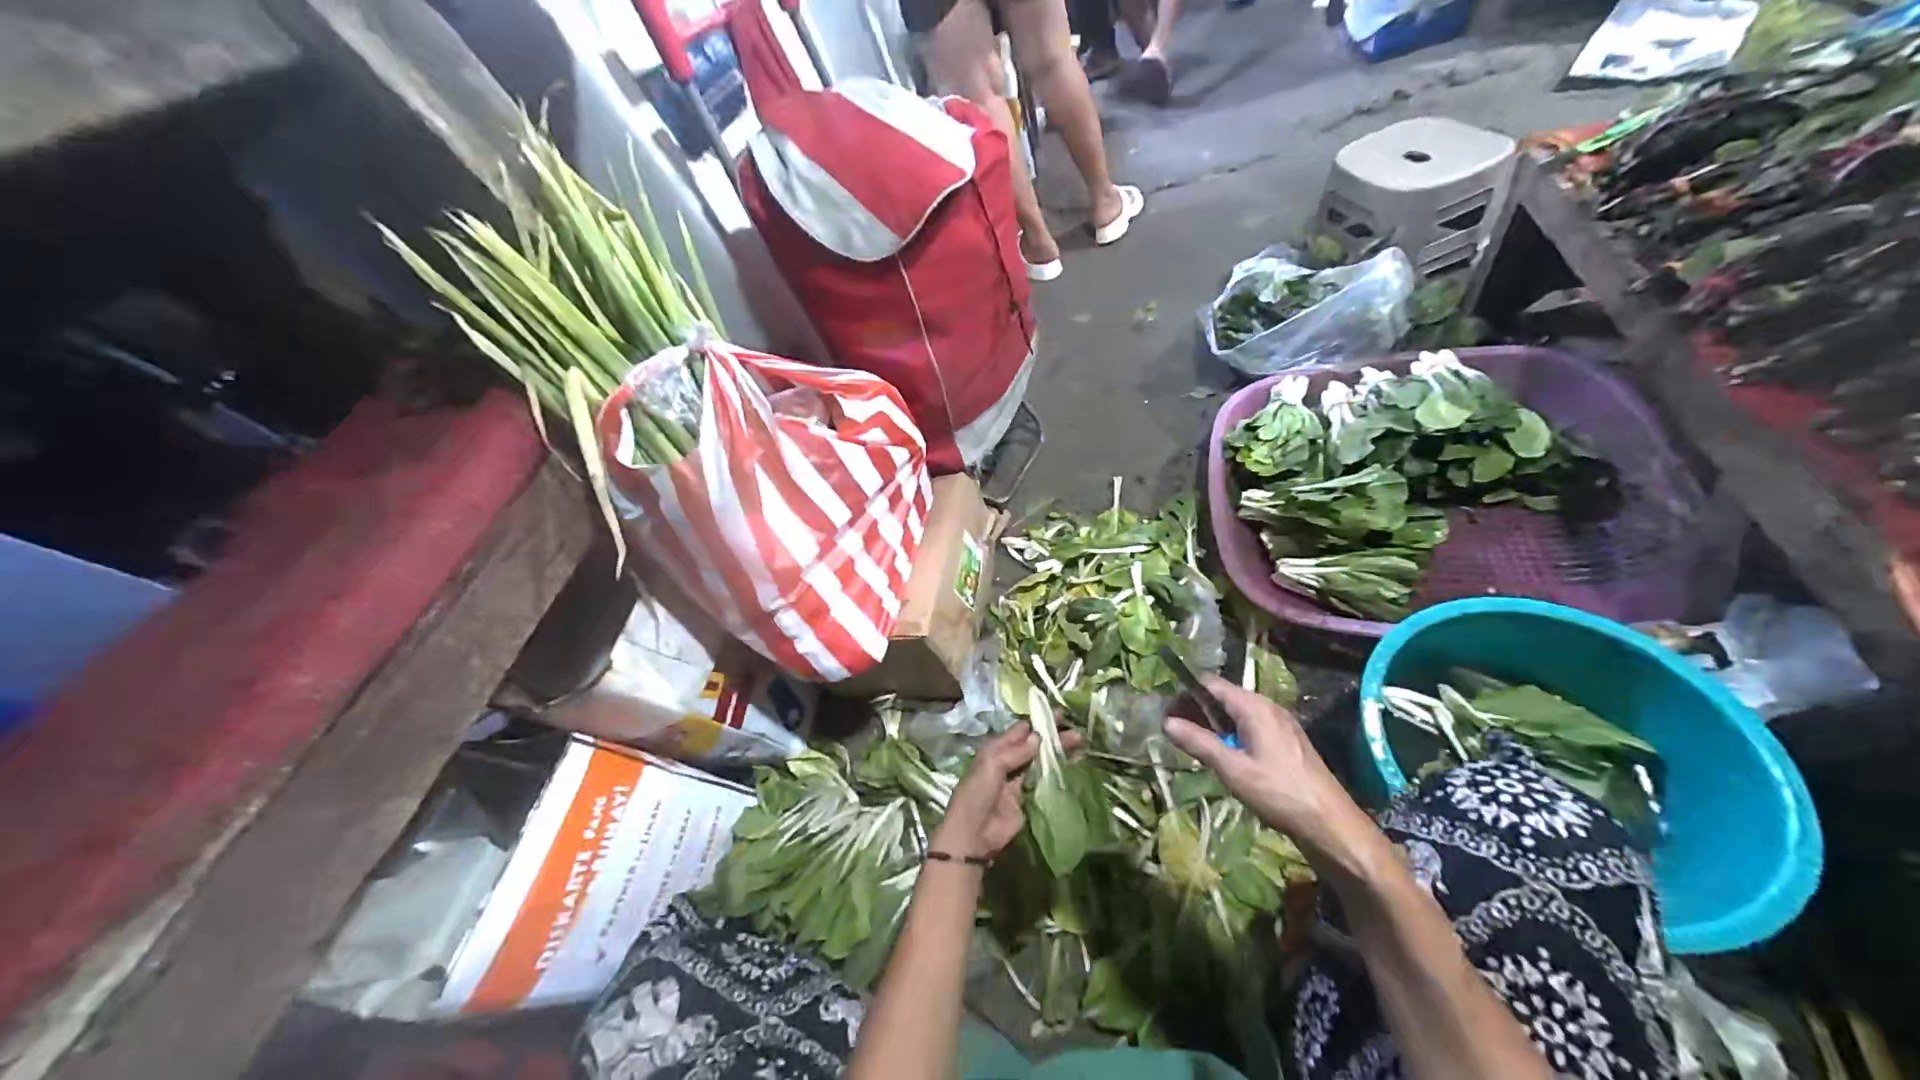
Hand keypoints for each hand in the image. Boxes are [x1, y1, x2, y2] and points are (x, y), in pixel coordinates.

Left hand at [929, 722, 1078, 860]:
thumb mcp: (991, 765)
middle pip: (1034, 744)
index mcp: (995, 749)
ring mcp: (1019, 779)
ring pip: (1042, 760)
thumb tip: (1038, 737)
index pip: (1020, 730)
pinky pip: (1045, 780)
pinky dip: (1059, 770)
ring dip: (1059, 751)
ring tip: (1080, 740)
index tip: (1058, 714)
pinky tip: (1074, 763)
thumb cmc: (977, 794)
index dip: (1038, 722)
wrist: (974, 834)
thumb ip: (1015, 751)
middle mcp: (1008, 761)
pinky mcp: (1029, 797)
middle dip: (1052, 735)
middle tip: (1074, 726)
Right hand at [1164, 675, 1365, 855]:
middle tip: (1173, 730)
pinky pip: (1250, 727)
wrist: (1330, 823)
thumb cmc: (1278, 792)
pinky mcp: (1286, 742)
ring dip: (1212, 724)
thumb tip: (1166, 722)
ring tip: (1192, 744)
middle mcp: (1268, 707)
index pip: (1210, 684)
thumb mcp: (1232, 769)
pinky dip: (1230, 734)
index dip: (1185, 693)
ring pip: (1236, 714)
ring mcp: (1280, 724)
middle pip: (1223, 697)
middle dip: (1196, 709)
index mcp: (1254, 706)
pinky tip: (1222, 756)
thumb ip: (1198, 742)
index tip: (1165, 712)